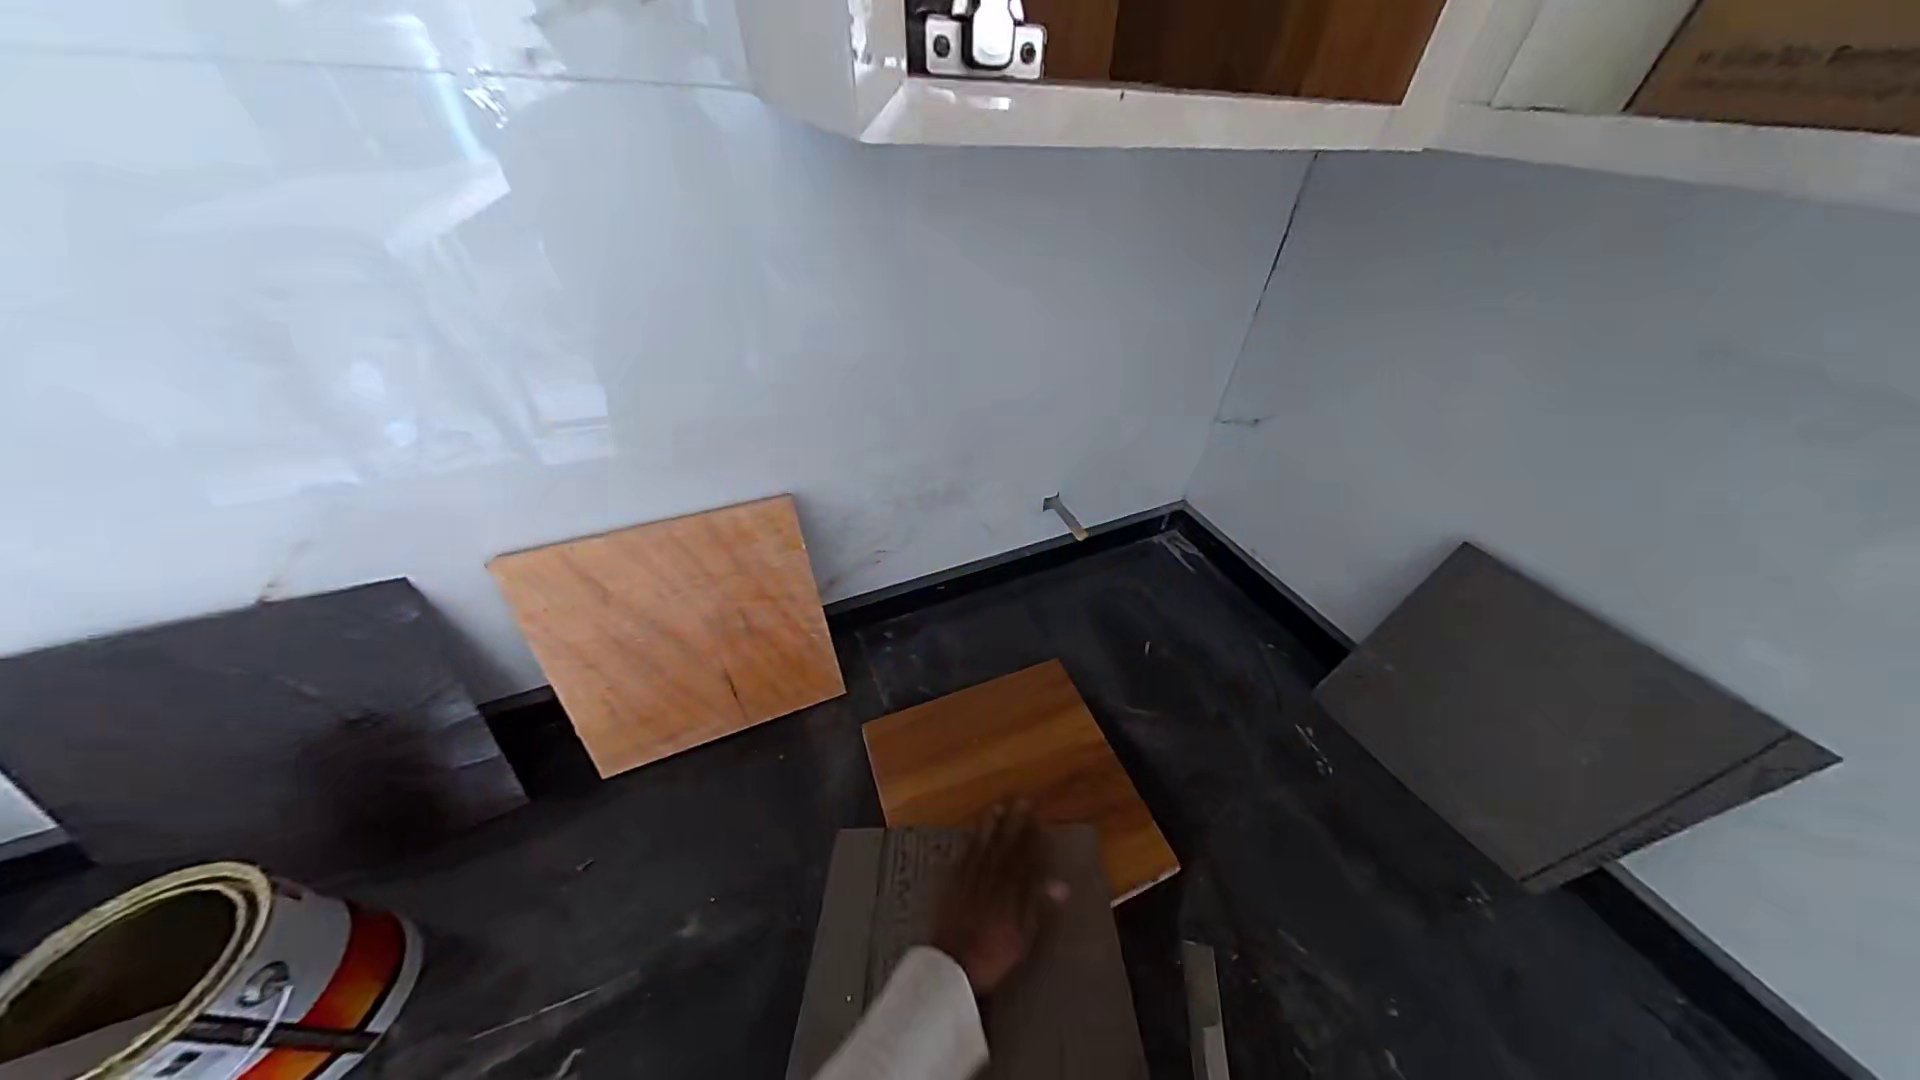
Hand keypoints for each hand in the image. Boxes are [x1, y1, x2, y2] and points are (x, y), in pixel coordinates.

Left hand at [930, 803, 1069, 995]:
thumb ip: (1039, 907)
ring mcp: (969, 880)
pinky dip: (969, 842)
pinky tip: (973, 832)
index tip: (1037, 819)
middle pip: (1004, 847)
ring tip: (997, 807)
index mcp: (1010, 892)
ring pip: (982, 847)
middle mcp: (990, 879)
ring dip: (990, 826)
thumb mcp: (1024, 938)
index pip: (1024, 858)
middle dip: (1013, 823)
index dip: (1031, 838)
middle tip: (1020, 802)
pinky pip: (963, 857)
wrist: (953, 966)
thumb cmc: (994, 956)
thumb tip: (1061, 886)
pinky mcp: (951, 885)